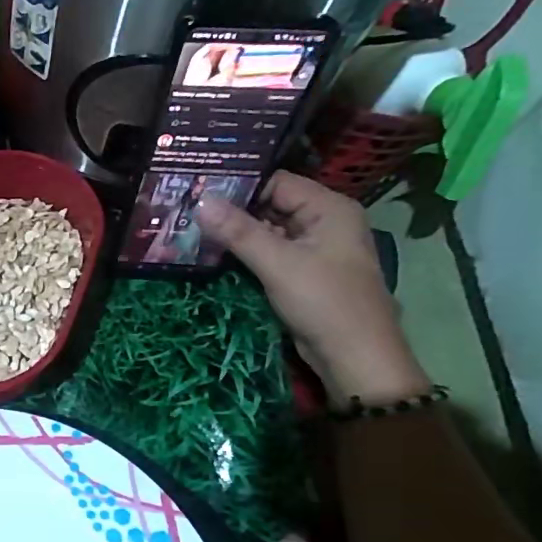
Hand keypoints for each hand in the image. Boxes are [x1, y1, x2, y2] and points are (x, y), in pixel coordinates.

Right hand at [196, 172, 429, 408]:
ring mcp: (313, 248)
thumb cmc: (324, 302)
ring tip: (191, 228)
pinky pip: (268, 252)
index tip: (198, 189)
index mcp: (329, 208)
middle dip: (232, 210)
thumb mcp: (277, 263)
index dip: (239, 185)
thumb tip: (199, 200)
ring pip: (266, 230)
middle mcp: (323, 222)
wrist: (354, 359)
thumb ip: (238, 231)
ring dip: (234, 233)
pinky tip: (212, 253)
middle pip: (270, 204)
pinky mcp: (301, 272)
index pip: (276, 182)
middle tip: (187, 209)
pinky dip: (243, 253)